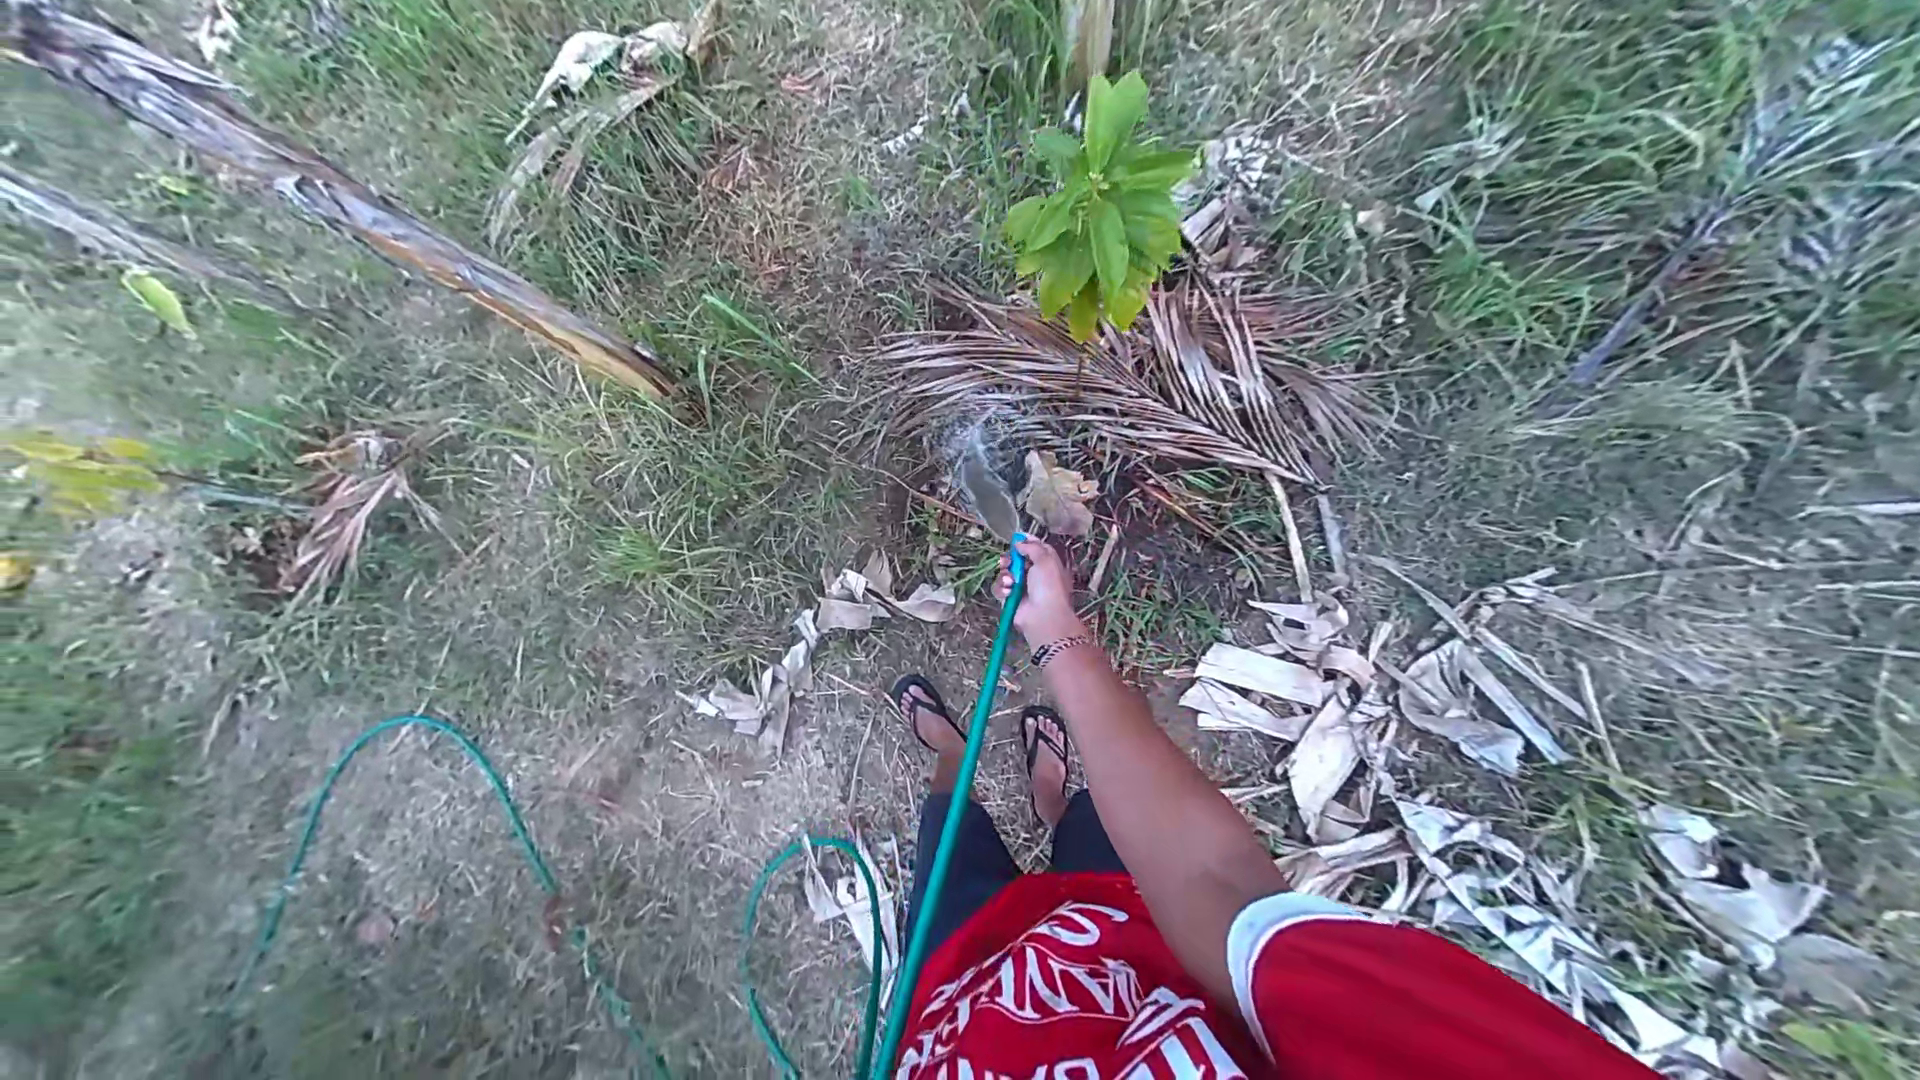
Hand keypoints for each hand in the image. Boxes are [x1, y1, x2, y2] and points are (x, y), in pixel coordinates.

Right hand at [994, 538, 1086, 647]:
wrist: (1043, 616)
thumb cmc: (1048, 586)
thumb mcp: (1045, 560)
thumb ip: (1031, 547)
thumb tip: (1019, 543)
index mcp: (1047, 563)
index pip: (1036, 547)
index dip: (1026, 541)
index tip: (1016, 537)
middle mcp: (1034, 574)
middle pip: (1016, 559)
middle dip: (1009, 559)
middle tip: (1007, 562)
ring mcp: (1022, 587)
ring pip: (1005, 573)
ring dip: (1005, 575)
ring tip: (1011, 581)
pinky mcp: (1011, 599)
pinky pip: (1000, 588)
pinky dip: (1002, 588)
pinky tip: (1009, 592)